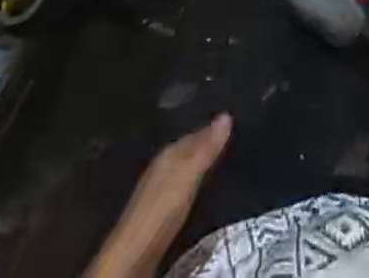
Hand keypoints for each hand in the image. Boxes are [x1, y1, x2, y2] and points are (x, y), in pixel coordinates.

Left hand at [85, 114, 232, 277]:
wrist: (133, 254)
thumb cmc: (163, 208)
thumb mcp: (189, 175)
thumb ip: (207, 148)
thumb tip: (226, 114)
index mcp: (169, 154)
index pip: (195, 134)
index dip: (213, 128)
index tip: (235, 122)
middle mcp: (162, 167)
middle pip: (189, 149)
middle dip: (208, 144)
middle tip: (235, 139)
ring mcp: (159, 190)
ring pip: (186, 168)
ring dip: (202, 164)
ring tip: (225, 161)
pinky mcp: (160, 211)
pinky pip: (184, 186)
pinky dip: (196, 182)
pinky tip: (204, 189)